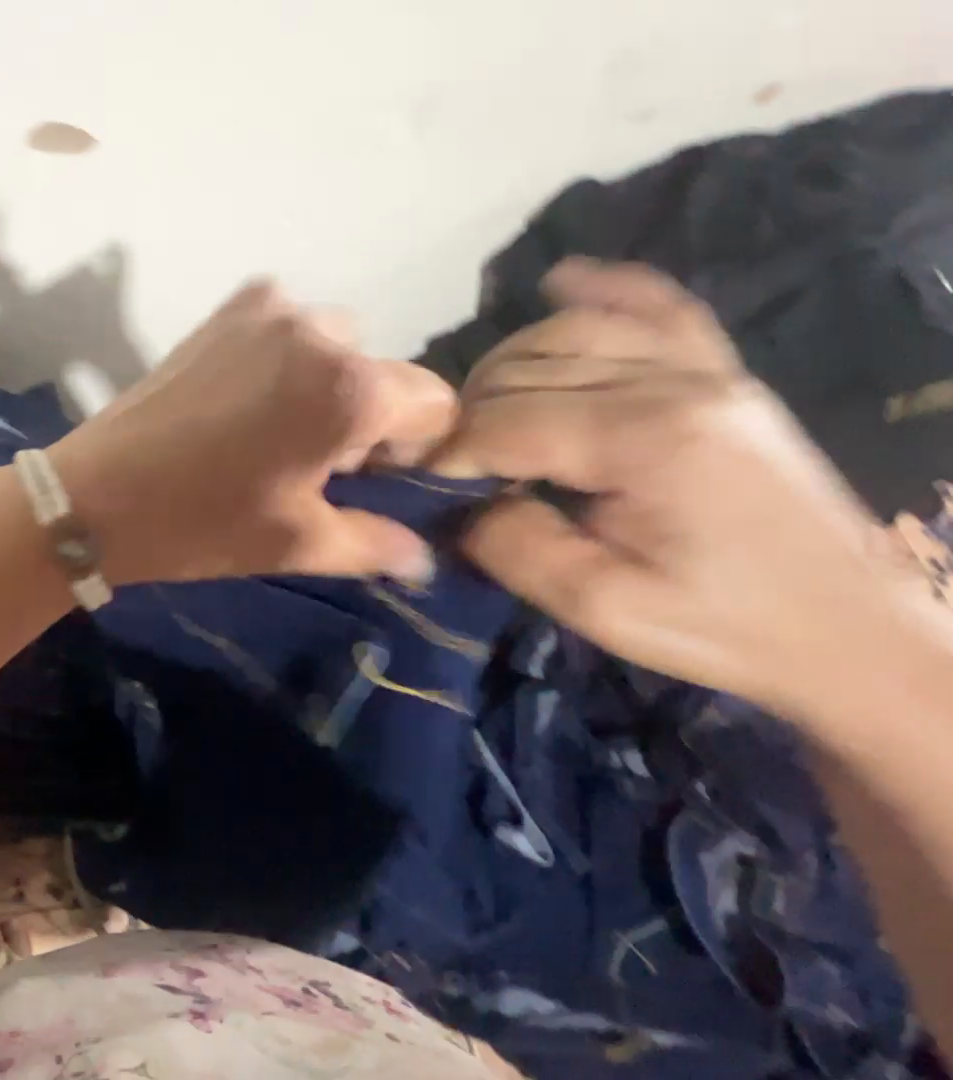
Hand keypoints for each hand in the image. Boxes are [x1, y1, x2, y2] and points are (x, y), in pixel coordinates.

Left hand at [47, 282, 456, 584]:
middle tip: (305, 464)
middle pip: (380, 372)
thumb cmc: (199, 524)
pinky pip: (282, 328)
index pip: (433, 405)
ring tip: (267, 432)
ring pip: (332, 346)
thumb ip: (376, 544)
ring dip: (321, 383)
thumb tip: (424, 557)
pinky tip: (239, 401)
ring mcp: (266, 312)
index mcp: (350, 389)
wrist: (92, 495)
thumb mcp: (295, 544)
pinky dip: (280, 358)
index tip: (365, 481)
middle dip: (362, 417)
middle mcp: (318, 332)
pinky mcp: (221, 312)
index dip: (410, 449)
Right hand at [429, 258, 925, 715]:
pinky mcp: (724, 374)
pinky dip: (605, 290)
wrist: (848, 631)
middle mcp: (674, 382)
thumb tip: (458, 501)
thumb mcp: (596, 606)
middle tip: (447, 472)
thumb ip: (510, 544)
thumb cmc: (719, 627)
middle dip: (465, 416)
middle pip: (523, 370)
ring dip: (506, 367)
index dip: (444, 456)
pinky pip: (658, 309)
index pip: (500, 422)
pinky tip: (562, 281)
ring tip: (482, 418)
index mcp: (645, 440)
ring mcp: (706, 369)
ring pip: (569, 332)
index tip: (417, 495)